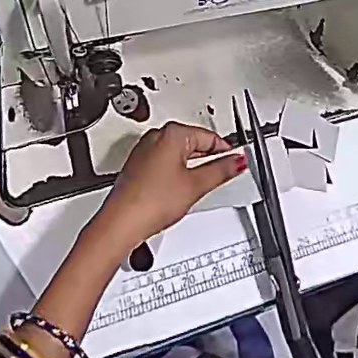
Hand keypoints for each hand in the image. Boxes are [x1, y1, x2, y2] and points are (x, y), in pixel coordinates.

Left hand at [91, 122, 244, 252]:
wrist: (121, 224)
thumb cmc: (149, 202)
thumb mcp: (196, 185)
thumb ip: (221, 170)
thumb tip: (237, 160)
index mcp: (171, 134)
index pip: (209, 136)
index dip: (225, 150)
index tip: (235, 160)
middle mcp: (156, 137)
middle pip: (193, 142)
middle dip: (208, 158)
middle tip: (222, 172)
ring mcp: (145, 151)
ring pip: (178, 153)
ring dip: (192, 166)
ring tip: (199, 185)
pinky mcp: (138, 166)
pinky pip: (165, 162)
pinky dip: (176, 172)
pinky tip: (179, 189)